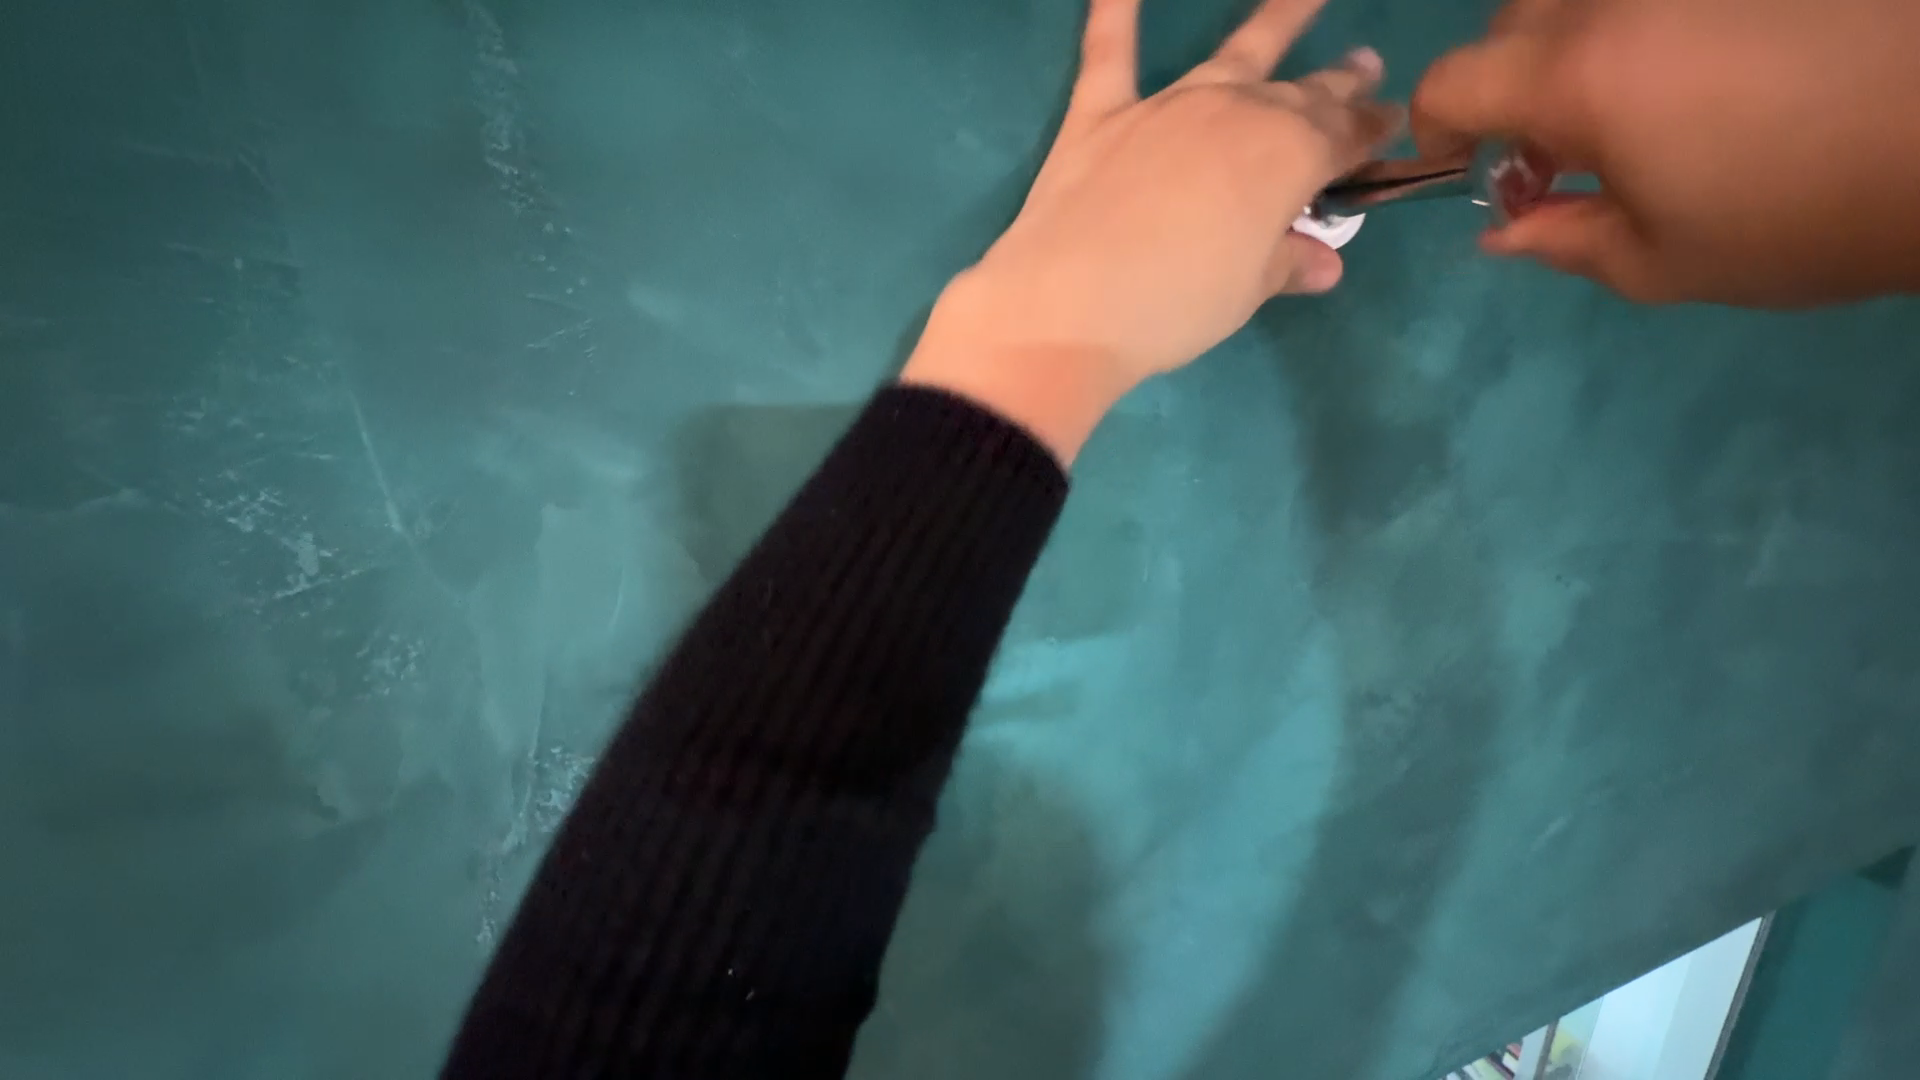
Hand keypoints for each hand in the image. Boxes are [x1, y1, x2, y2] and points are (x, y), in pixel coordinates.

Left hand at [903, 0, 1399, 464]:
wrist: (1069, 309)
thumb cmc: (1172, 310)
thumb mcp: (1243, 294)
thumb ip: (1285, 264)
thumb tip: (1325, 262)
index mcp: (1288, 158)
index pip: (1343, 137)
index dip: (1369, 132)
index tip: (1388, 126)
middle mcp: (1236, 113)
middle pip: (1299, 93)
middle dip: (1337, 83)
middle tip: (1360, 67)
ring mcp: (1166, 108)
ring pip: (1234, 52)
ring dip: (1277, 19)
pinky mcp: (1099, 117)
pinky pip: (1108, 50)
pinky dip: (1114, 10)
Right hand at [1413, 0, 1919, 306]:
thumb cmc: (1810, 216)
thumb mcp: (1657, 263)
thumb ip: (1558, 241)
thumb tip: (1504, 230)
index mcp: (1586, 77)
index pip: (1452, 82)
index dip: (1434, 127)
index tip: (1461, 163)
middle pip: (1514, 20)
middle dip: (1511, 83)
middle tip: (1559, 140)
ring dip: (1579, 42)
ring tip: (1638, 95)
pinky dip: (1652, 24)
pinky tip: (1711, 59)